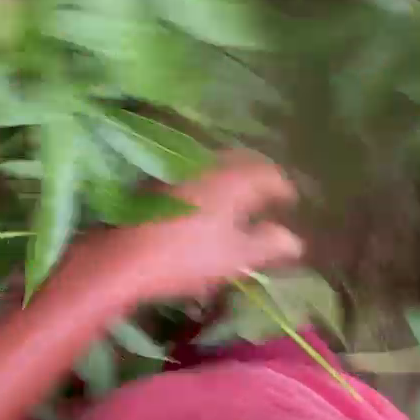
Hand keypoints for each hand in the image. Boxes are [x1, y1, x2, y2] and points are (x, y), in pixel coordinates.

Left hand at [65, 151, 303, 304]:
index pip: (269, 172)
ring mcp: (182, 170)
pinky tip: (211, 201)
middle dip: (260, 175)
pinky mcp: (161, 180)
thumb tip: (295, 239)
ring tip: (244, 197)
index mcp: (233, 179)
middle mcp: (209, 165)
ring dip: (235, 175)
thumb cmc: (187, 257)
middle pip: (243, 160)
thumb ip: (268, 244)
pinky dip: (213, 180)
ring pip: (218, 163)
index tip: (292, 201)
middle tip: (271, 194)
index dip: (284, 187)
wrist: (125, 258)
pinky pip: (198, 171)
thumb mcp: (236, 257)